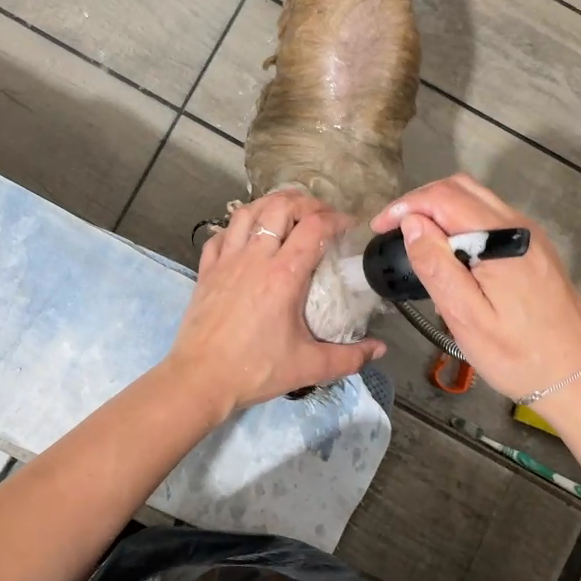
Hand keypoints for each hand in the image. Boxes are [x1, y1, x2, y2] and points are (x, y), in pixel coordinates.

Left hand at [162, 190, 385, 419]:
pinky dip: (237, 226)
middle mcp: (254, 258)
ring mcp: (226, 261)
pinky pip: (221, 234)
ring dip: (269, 205)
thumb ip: (349, 357)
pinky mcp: (206, 270)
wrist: (200, 378)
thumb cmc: (255, 370)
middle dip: (304, 202)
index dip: (336, 219)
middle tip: (320, 214)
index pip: (314, 227)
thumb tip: (379, 349)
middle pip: (280, 207)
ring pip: (247, 212)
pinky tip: (246, 236)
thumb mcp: (309, 366)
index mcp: (284, 275)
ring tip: (285, 214)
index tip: (348, 225)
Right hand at [372, 174, 580, 402]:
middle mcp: (519, 227)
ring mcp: (530, 237)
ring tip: (415, 241)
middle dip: (420, 201)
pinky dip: (460, 223)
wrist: (577, 378)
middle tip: (393, 230)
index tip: (379, 228)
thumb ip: (437, 265)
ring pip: (477, 200)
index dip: (405, 206)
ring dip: (440, 210)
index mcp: (501, 239)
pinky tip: (449, 255)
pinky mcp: (534, 250)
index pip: (444, 198)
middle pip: (461, 188)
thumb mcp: (466, 316)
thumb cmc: (517, 355)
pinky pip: (490, 219)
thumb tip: (412, 223)